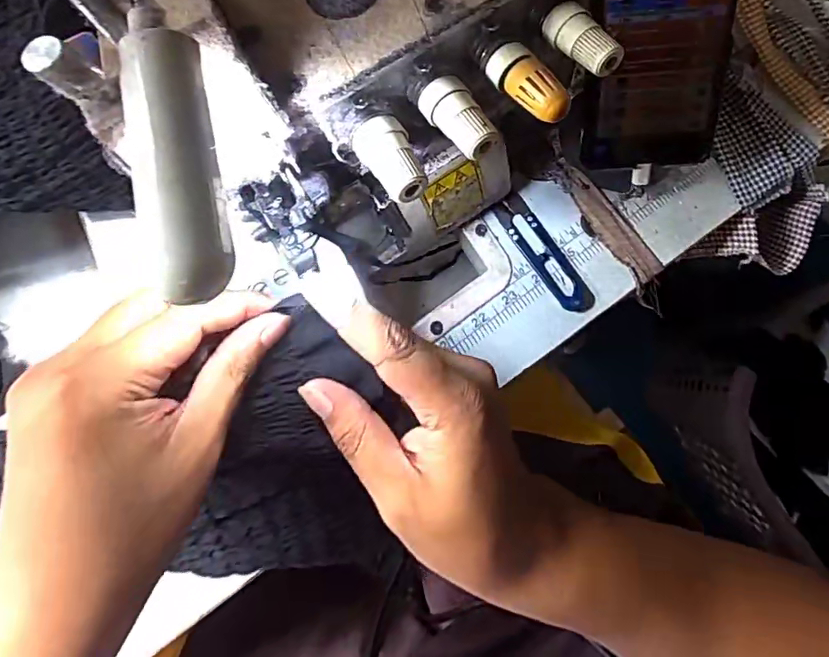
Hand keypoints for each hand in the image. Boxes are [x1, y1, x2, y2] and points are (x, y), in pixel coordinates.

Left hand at [0, 289, 289, 656]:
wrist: (54, 608)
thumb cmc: (127, 540)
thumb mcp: (196, 445)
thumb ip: (232, 371)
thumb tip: (267, 324)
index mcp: (94, 381)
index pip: (180, 314)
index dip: (233, 305)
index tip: (271, 308)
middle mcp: (57, 368)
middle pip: (147, 304)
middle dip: (201, 309)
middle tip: (247, 328)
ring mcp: (40, 380)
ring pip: (123, 320)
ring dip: (171, 326)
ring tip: (211, 355)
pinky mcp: (37, 394)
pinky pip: (100, 346)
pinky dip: (141, 348)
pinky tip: (168, 374)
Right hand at [295, 242, 574, 608]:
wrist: (523, 536)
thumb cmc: (463, 532)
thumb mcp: (397, 496)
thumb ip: (357, 435)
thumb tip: (314, 387)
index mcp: (454, 402)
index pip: (395, 346)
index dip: (353, 318)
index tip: (316, 291)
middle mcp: (468, 373)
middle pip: (399, 339)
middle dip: (352, 325)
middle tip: (305, 311)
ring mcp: (472, 371)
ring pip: (407, 345)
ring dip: (367, 342)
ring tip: (319, 335)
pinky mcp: (467, 376)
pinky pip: (418, 357)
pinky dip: (386, 359)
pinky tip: (355, 364)